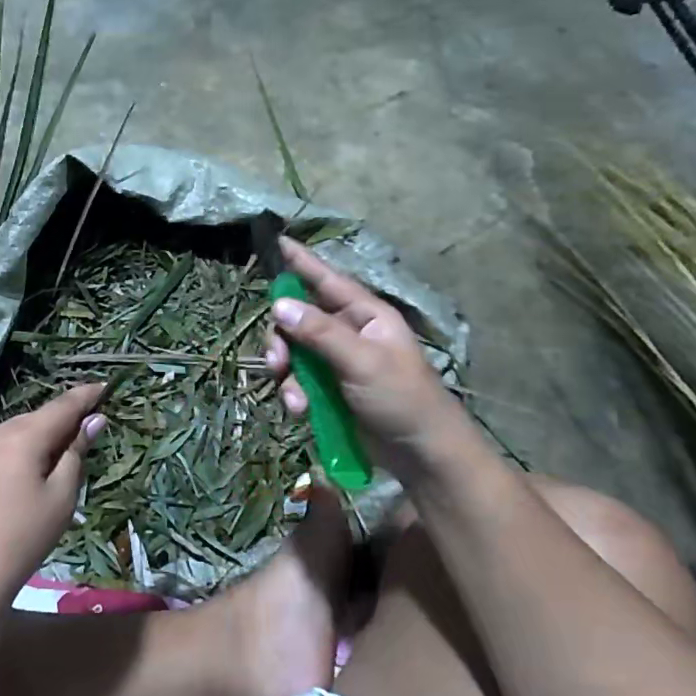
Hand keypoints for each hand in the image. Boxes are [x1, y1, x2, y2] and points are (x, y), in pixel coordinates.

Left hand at [0, 384, 105, 630]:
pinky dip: (7, 459)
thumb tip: (91, 421)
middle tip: (81, 434)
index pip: (61, 406)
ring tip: (47, 465)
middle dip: (57, 423)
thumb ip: (75, 455)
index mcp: (20, 437)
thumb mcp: (60, 500)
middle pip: (32, 420)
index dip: (85, 396)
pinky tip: (11, 487)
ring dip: (31, 442)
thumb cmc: (21, 540)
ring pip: (8, 437)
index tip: (104, 387)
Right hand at [263, 237, 469, 470]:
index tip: (278, 242)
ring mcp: (336, 363)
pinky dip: (293, 394)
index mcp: (365, 316)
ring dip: (286, 374)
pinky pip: (296, 381)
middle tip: (276, 363)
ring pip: (292, 353)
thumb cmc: (401, 399)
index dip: (302, 263)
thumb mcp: (362, 362)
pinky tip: (300, 411)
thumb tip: (278, 305)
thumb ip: (320, 333)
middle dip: (281, 341)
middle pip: (297, 321)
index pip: (327, 281)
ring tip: (294, 400)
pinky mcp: (327, 390)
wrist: (419, 453)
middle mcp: (347, 333)